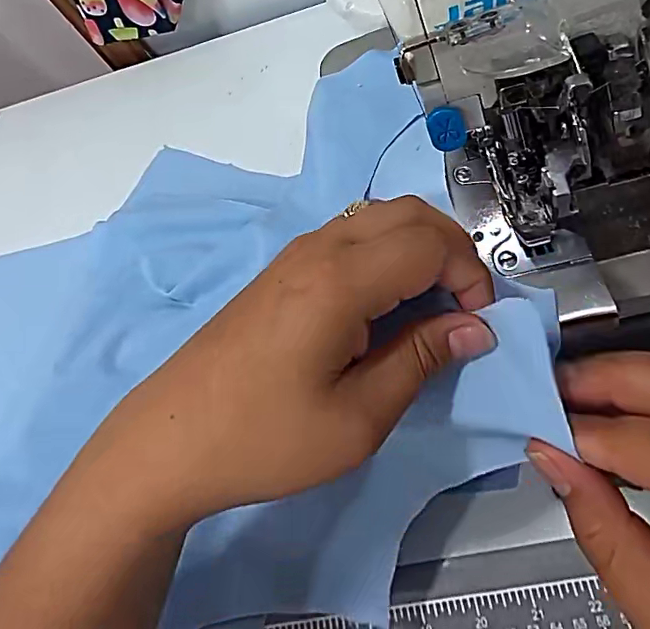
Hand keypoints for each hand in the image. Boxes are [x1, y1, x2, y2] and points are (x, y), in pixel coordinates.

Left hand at [71, 195, 498, 532]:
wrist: (172, 436)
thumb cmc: (265, 437)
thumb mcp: (357, 418)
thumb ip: (421, 360)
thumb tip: (475, 328)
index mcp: (340, 279)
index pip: (429, 243)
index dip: (469, 275)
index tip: (477, 324)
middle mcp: (321, 246)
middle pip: (410, 212)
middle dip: (452, 250)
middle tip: (462, 308)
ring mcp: (299, 250)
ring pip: (382, 215)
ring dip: (420, 247)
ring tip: (430, 307)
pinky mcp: (287, 264)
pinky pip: (355, 232)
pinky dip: (389, 251)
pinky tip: (387, 303)